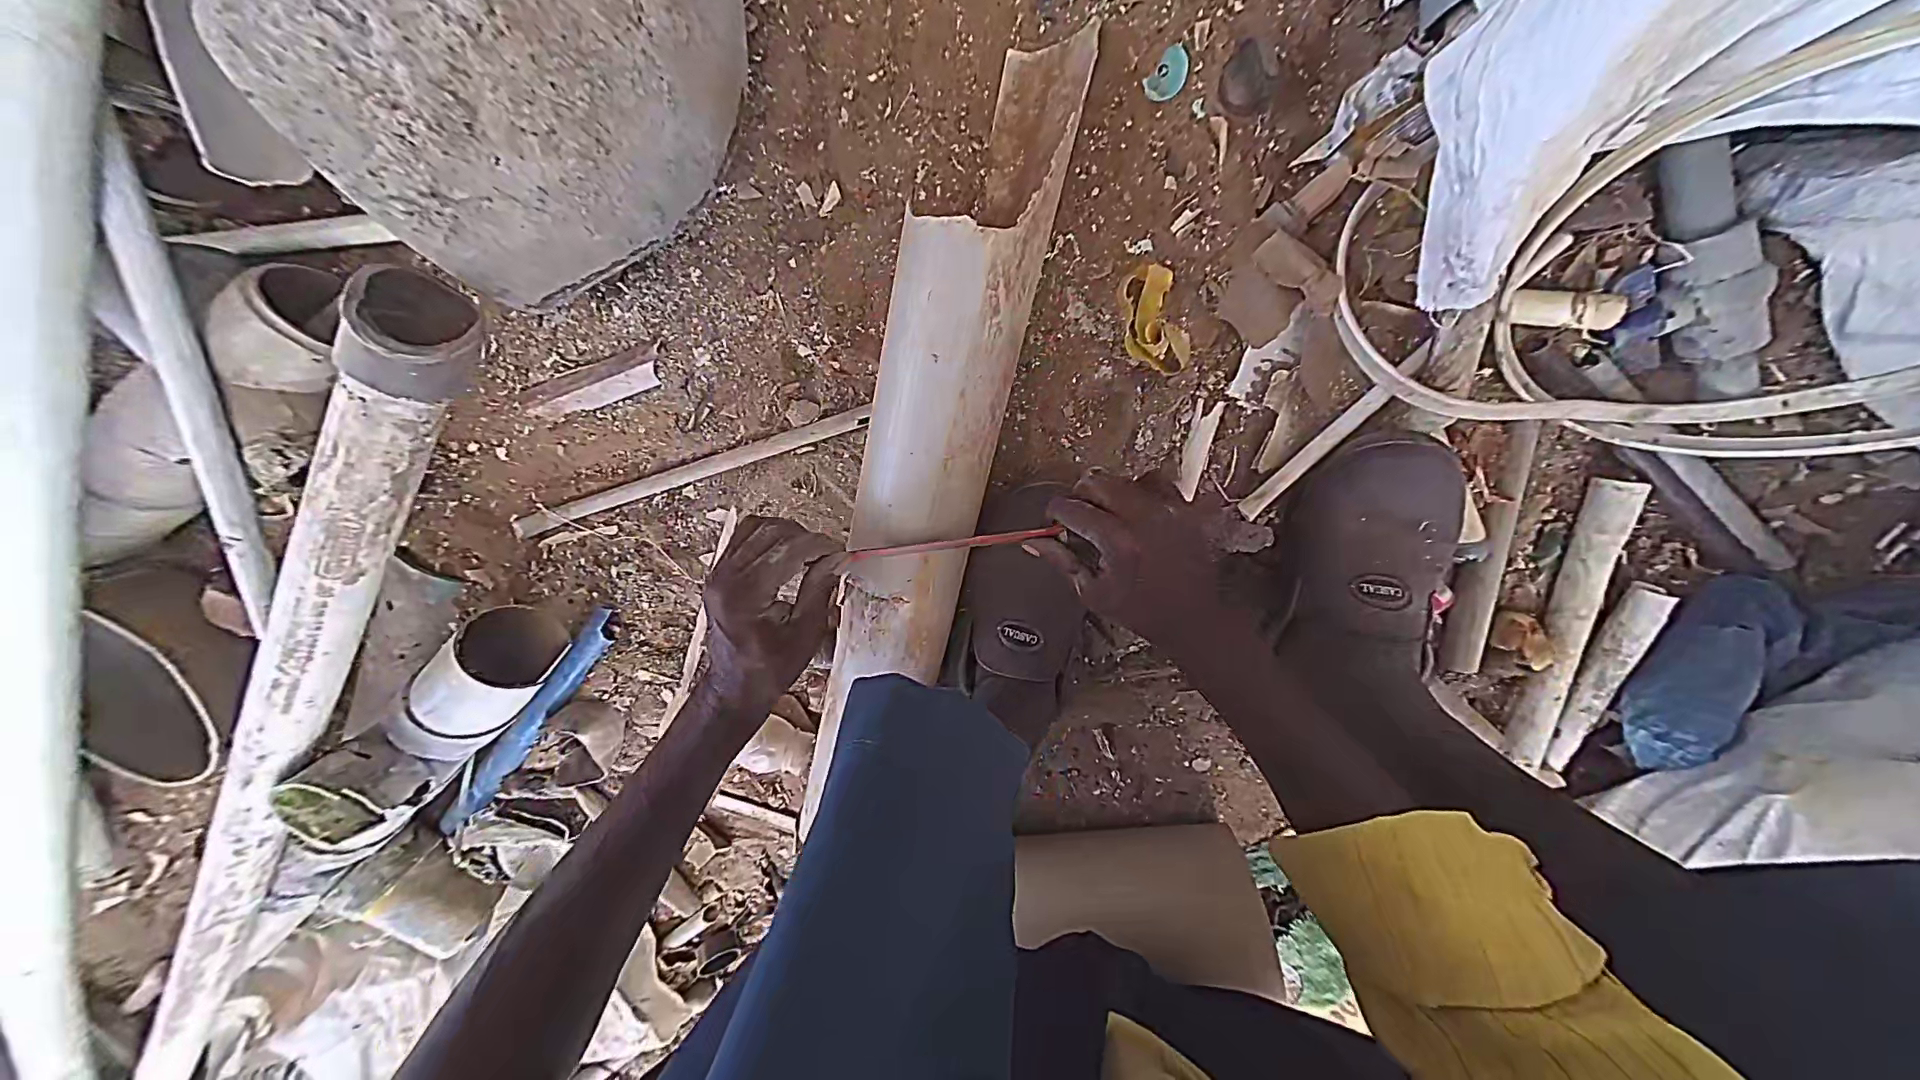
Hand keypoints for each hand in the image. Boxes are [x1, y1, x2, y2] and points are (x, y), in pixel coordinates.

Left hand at [699, 516, 841, 716]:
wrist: (735, 686)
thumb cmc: (768, 669)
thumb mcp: (805, 632)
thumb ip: (820, 588)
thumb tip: (837, 558)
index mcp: (746, 593)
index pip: (788, 548)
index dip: (820, 545)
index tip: (839, 552)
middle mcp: (726, 577)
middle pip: (772, 531)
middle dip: (806, 538)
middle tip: (828, 554)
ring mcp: (718, 573)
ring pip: (756, 527)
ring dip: (787, 533)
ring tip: (809, 553)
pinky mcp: (719, 573)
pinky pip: (743, 537)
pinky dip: (768, 537)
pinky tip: (787, 554)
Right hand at [1026, 471, 1259, 656]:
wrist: (1194, 618)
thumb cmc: (1144, 611)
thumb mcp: (1093, 592)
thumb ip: (1062, 561)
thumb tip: (1035, 543)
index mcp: (1116, 540)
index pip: (1070, 507)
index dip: (1054, 512)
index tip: (1054, 520)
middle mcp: (1144, 517)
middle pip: (1096, 481)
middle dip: (1080, 496)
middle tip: (1079, 516)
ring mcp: (1169, 509)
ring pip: (1126, 479)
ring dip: (1112, 493)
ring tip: (1111, 516)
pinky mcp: (1187, 509)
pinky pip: (1158, 484)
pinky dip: (1143, 494)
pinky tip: (1139, 515)